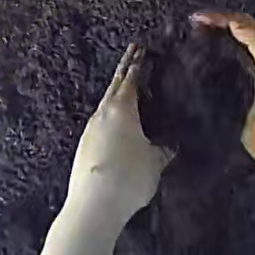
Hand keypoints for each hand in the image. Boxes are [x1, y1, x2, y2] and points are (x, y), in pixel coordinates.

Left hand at [67, 43, 170, 223]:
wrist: (92, 206)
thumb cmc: (129, 177)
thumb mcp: (155, 162)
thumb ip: (162, 149)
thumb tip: (169, 144)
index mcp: (122, 108)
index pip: (132, 79)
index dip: (138, 63)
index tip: (142, 49)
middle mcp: (104, 113)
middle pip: (115, 84)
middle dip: (126, 68)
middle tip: (134, 52)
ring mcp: (91, 129)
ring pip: (106, 102)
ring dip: (117, 91)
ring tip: (127, 87)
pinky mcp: (84, 146)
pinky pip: (101, 120)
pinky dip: (110, 112)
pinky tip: (116, 122)